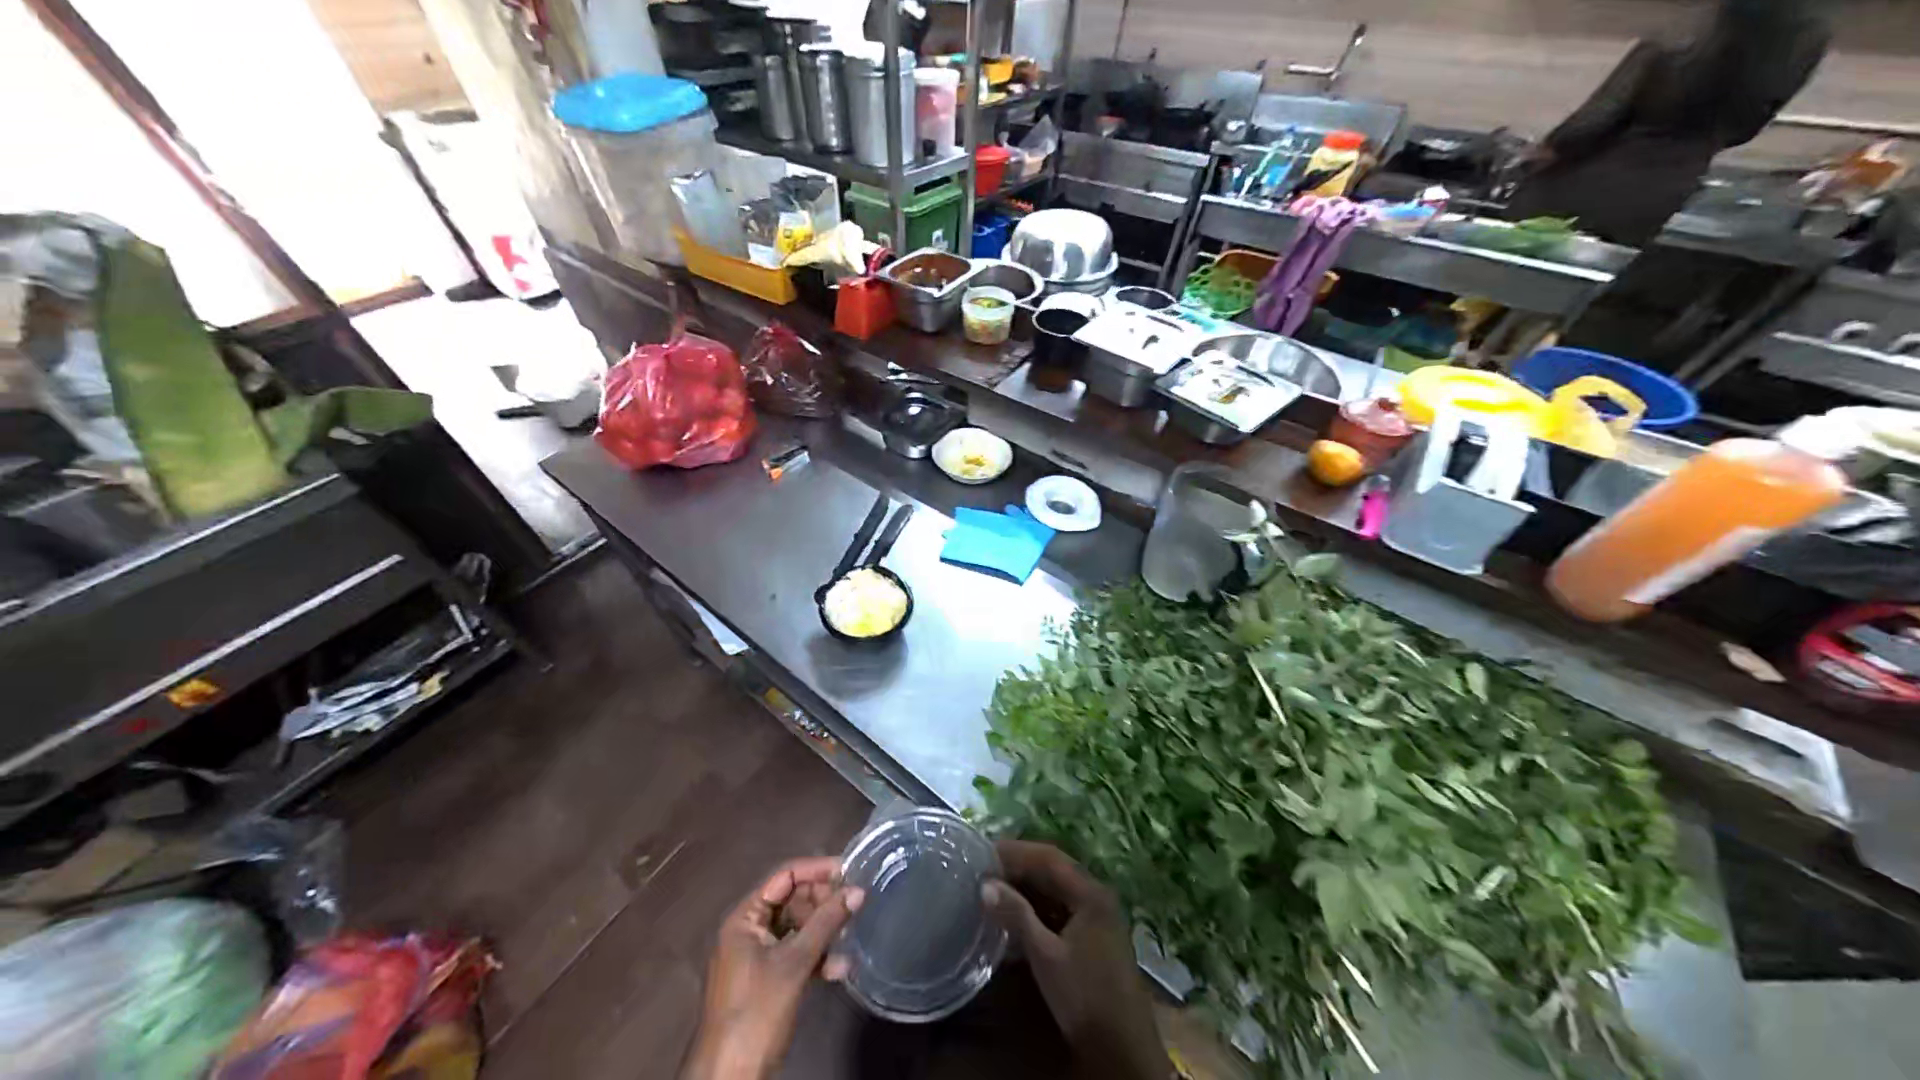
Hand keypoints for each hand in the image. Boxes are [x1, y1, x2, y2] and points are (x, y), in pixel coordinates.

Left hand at [678, 857, 864, 1079]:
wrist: (729, 1078)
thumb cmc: (757, 1012)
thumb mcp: (794, 964)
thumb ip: (826, 923)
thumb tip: (858, 890)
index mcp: (745, 918)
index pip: (784, 877)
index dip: (816, 870)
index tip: (850, 870)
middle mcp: (749, 931)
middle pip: (792, 900)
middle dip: (823, 901)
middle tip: (855, 903)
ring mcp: (758, 957)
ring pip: (797, 928)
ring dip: (824, 931)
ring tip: (852, 933)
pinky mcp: (769, 980)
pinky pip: (796, 954)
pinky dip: (817, 957)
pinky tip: (840, 969)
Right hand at [983, 840, 1166, 1079]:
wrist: (1122, 1049)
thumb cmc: (1085, 996)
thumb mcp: (1046, 956)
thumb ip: (1017, 916)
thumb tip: (985, 884)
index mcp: (1090, 893)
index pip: (1049, 857)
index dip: (1016, 851)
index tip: (984, 852)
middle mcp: (1096, 897)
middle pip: (1054, 869)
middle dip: (1019, 866)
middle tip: (984, 868)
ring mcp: (1097, 917)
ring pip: (1057, 889)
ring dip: (1027, 885)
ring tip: (993, 886)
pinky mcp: (1093, 937)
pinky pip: (1061, 908)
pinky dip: (1037, 905)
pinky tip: (1015, 914)